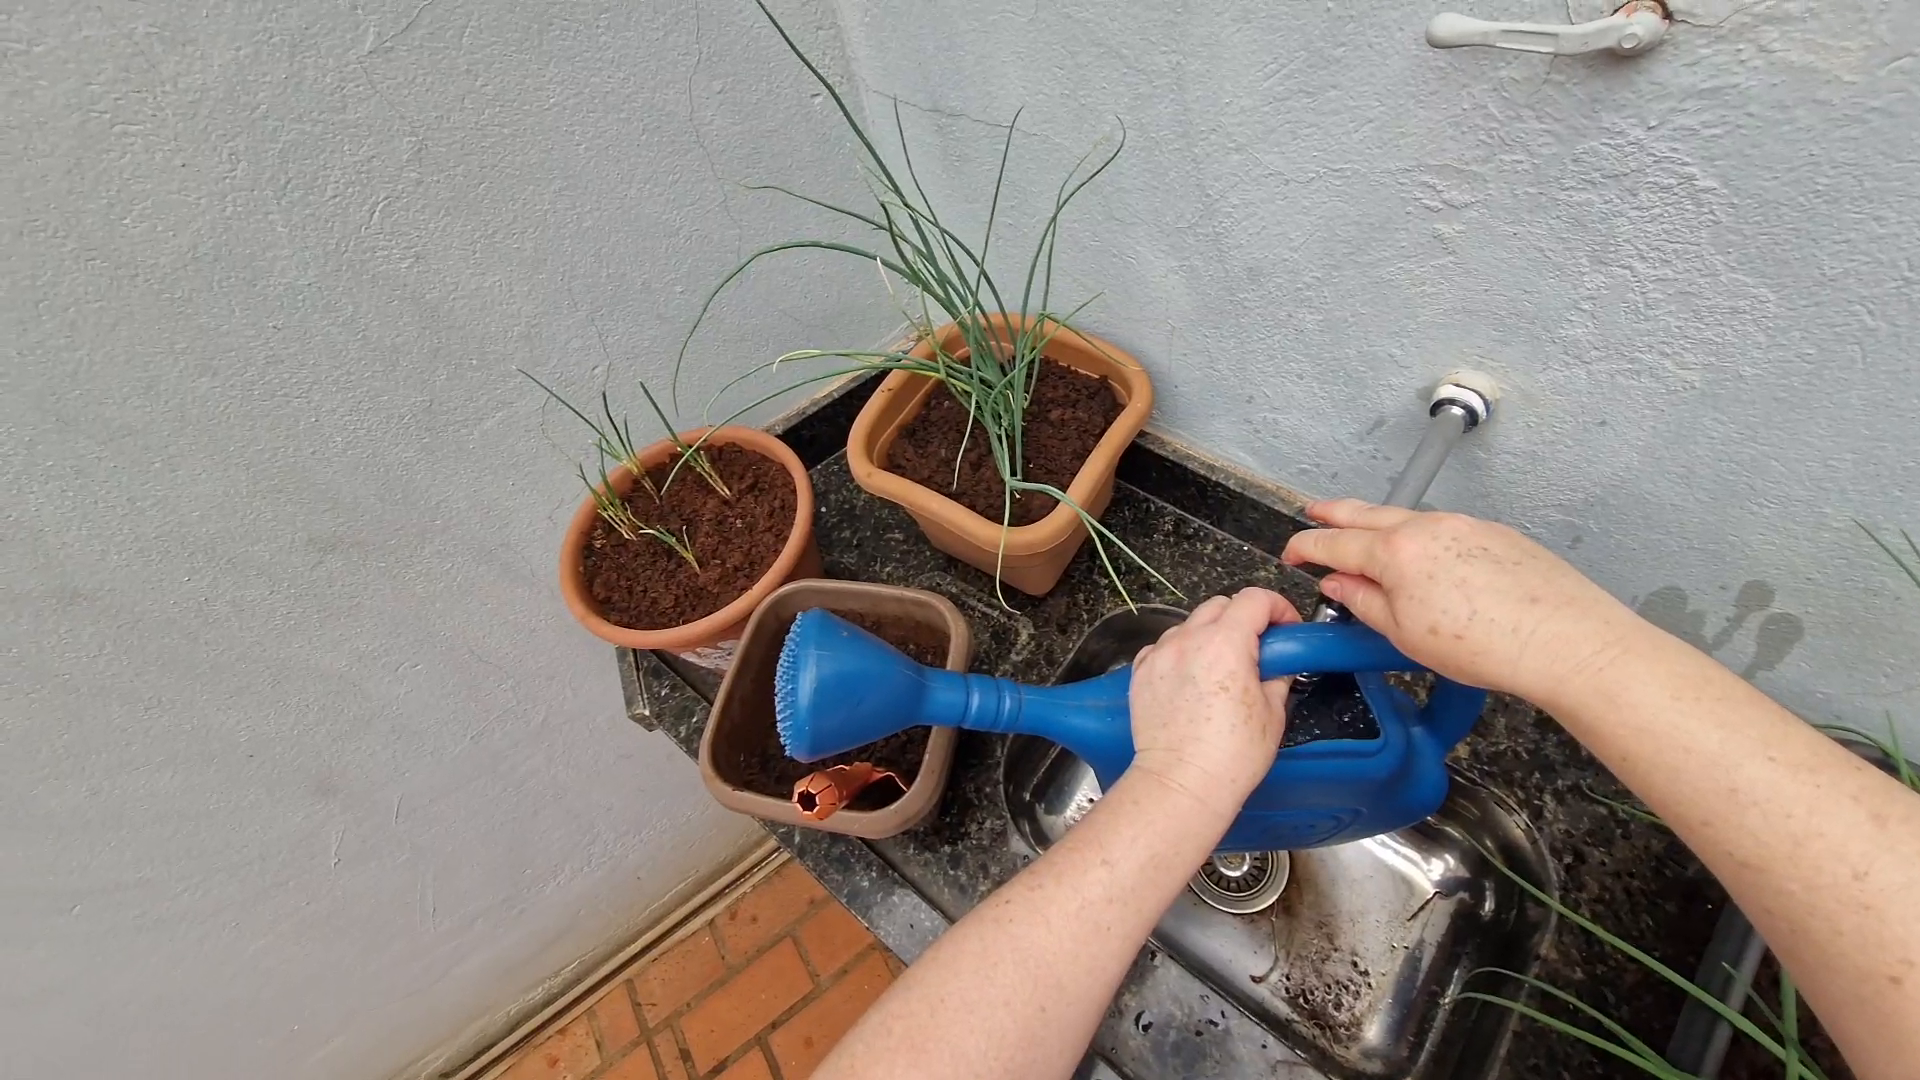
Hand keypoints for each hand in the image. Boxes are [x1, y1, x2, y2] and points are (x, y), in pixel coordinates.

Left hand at [1127, 588, 1299, 812]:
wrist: (1182, 782)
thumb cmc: (1231, 755)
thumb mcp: (1272, 713)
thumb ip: (1276, 676)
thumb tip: (1277, 666)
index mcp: (1225, 643)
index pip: (1254, 599)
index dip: (1277, 608)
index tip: (1287, 628)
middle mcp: (1187, 640)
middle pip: (1220, 605)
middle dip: (1244, 618)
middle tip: (1260, 647)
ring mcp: (1159, 654)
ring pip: (1189, 625)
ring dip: (1210, 635)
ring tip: (1223, 668)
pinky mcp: (1140, 672)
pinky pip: (1164, 647)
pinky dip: (1181, 652)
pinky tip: (1192, 678)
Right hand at [1280, 499, 1644, 703]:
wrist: (1569, 643)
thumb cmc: (1488, 645)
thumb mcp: (1403, 633)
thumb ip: (1362, 602)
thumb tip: (1339, 584)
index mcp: (1395, 552)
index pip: (1333, 543)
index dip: (1304, 547)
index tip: (1291, 554)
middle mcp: (1427, 527)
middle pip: (1365, 513)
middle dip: (1333, 513)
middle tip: (1314, 512)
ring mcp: (1465, 526)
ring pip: (1405, 518)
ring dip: (1377, 524)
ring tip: (1365, 538)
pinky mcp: (1495, 535)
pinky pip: (1443, 528)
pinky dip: (1419, 536)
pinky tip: (1423, 560)